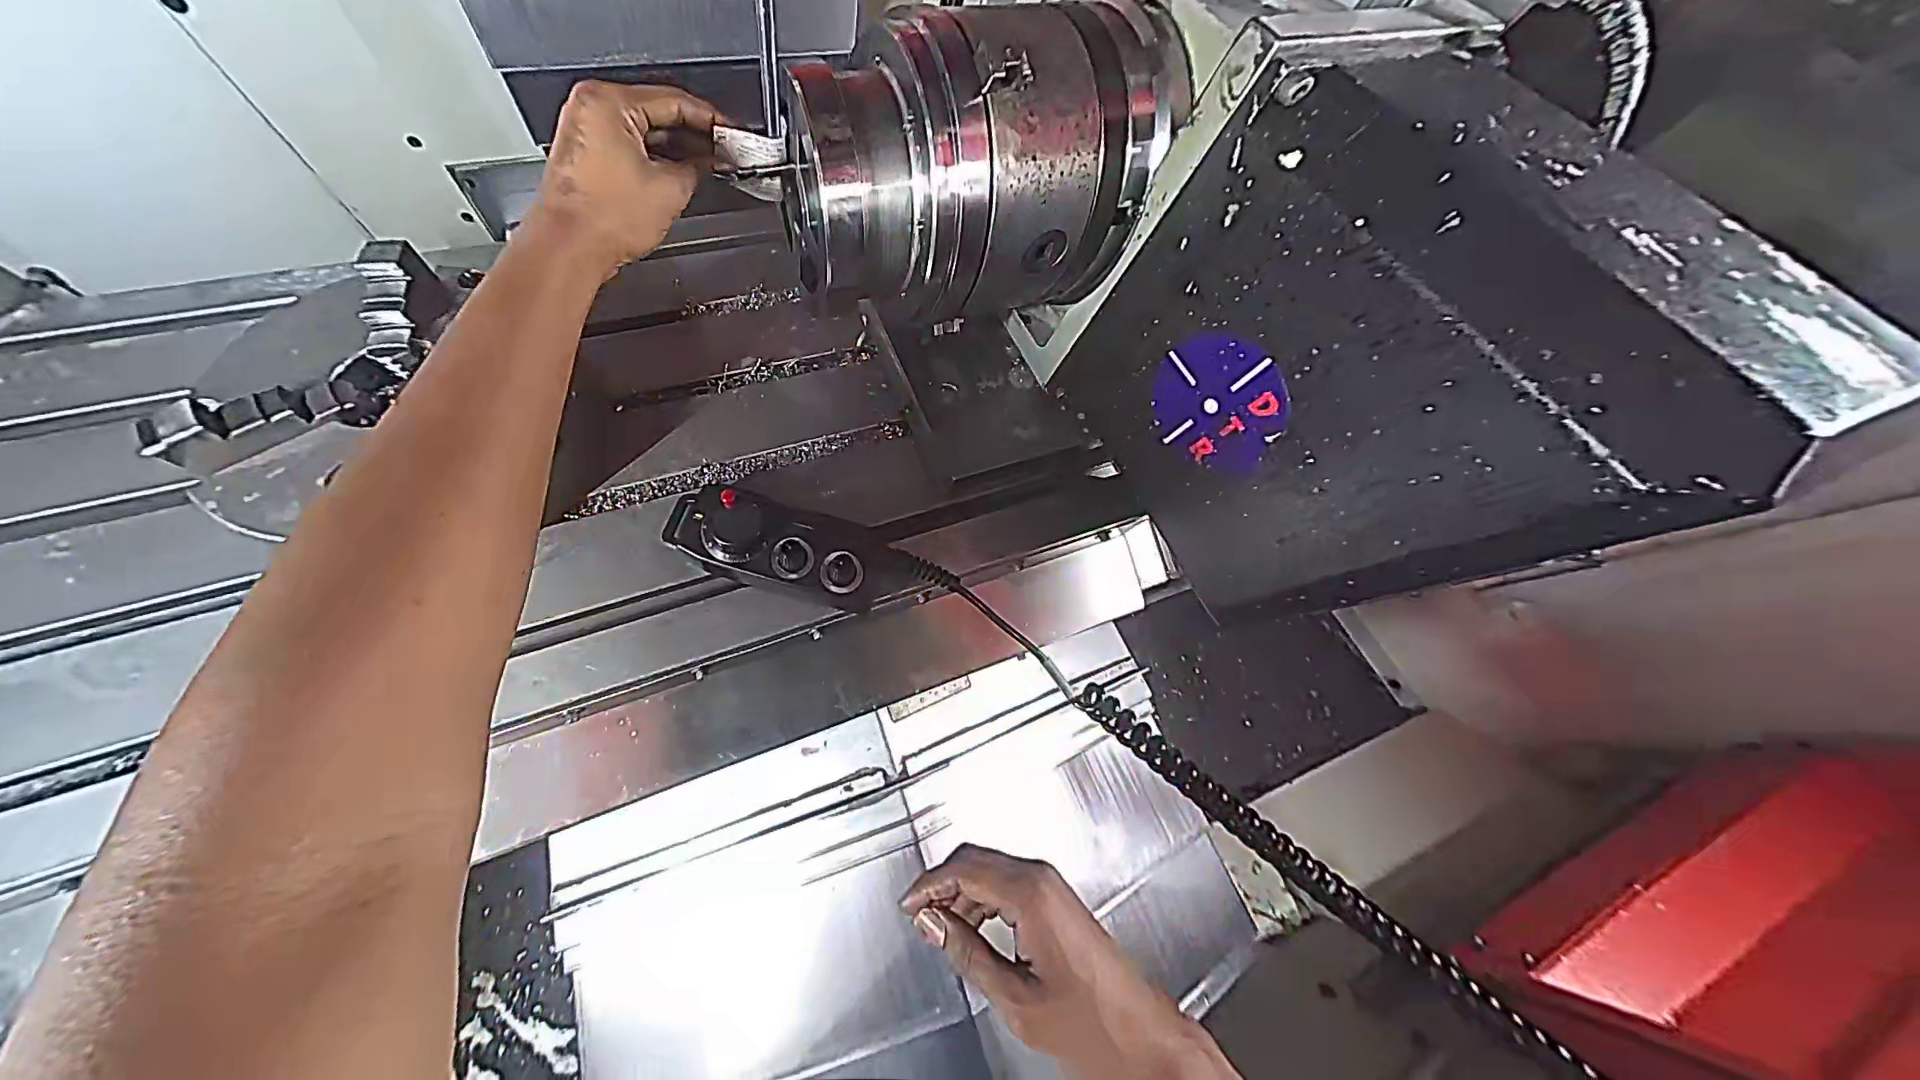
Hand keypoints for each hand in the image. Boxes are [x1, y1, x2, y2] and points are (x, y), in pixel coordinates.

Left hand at [519, 81, 722, 276]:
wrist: (571, 247)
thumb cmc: (602, 219)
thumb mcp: (671, 190)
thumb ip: (697, 168)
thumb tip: (707, 163)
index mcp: (608, 102)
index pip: (673, 100)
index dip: (709, 119)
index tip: (728, 132)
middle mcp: (590, 108)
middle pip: (657, 111)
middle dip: (693, 134)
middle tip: (722, 151)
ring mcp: (585, 130)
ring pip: (643, 130)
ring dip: (676, 148)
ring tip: (705, 166)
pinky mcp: (587, 154)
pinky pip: (629, 146)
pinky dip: (655, 158)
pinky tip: (678, 174)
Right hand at [903, 845, 1241, 1079]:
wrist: (1141, 1034)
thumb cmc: (1093, 1022)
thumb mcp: (1014, 996)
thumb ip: (966, 952)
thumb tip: (933, 923)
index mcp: (1030, 893)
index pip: (964, 868)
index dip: (928, 884)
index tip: (909, 903)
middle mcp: (1043, 878)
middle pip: (975, 858)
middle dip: (941, 883)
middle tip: (919, 912)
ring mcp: (1053, 885)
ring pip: (990, 867)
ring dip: (960, 890)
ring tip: (941, 925)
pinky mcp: (1057, 898)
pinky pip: (1008, 881)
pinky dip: (982, 896)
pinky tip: (972, 926)